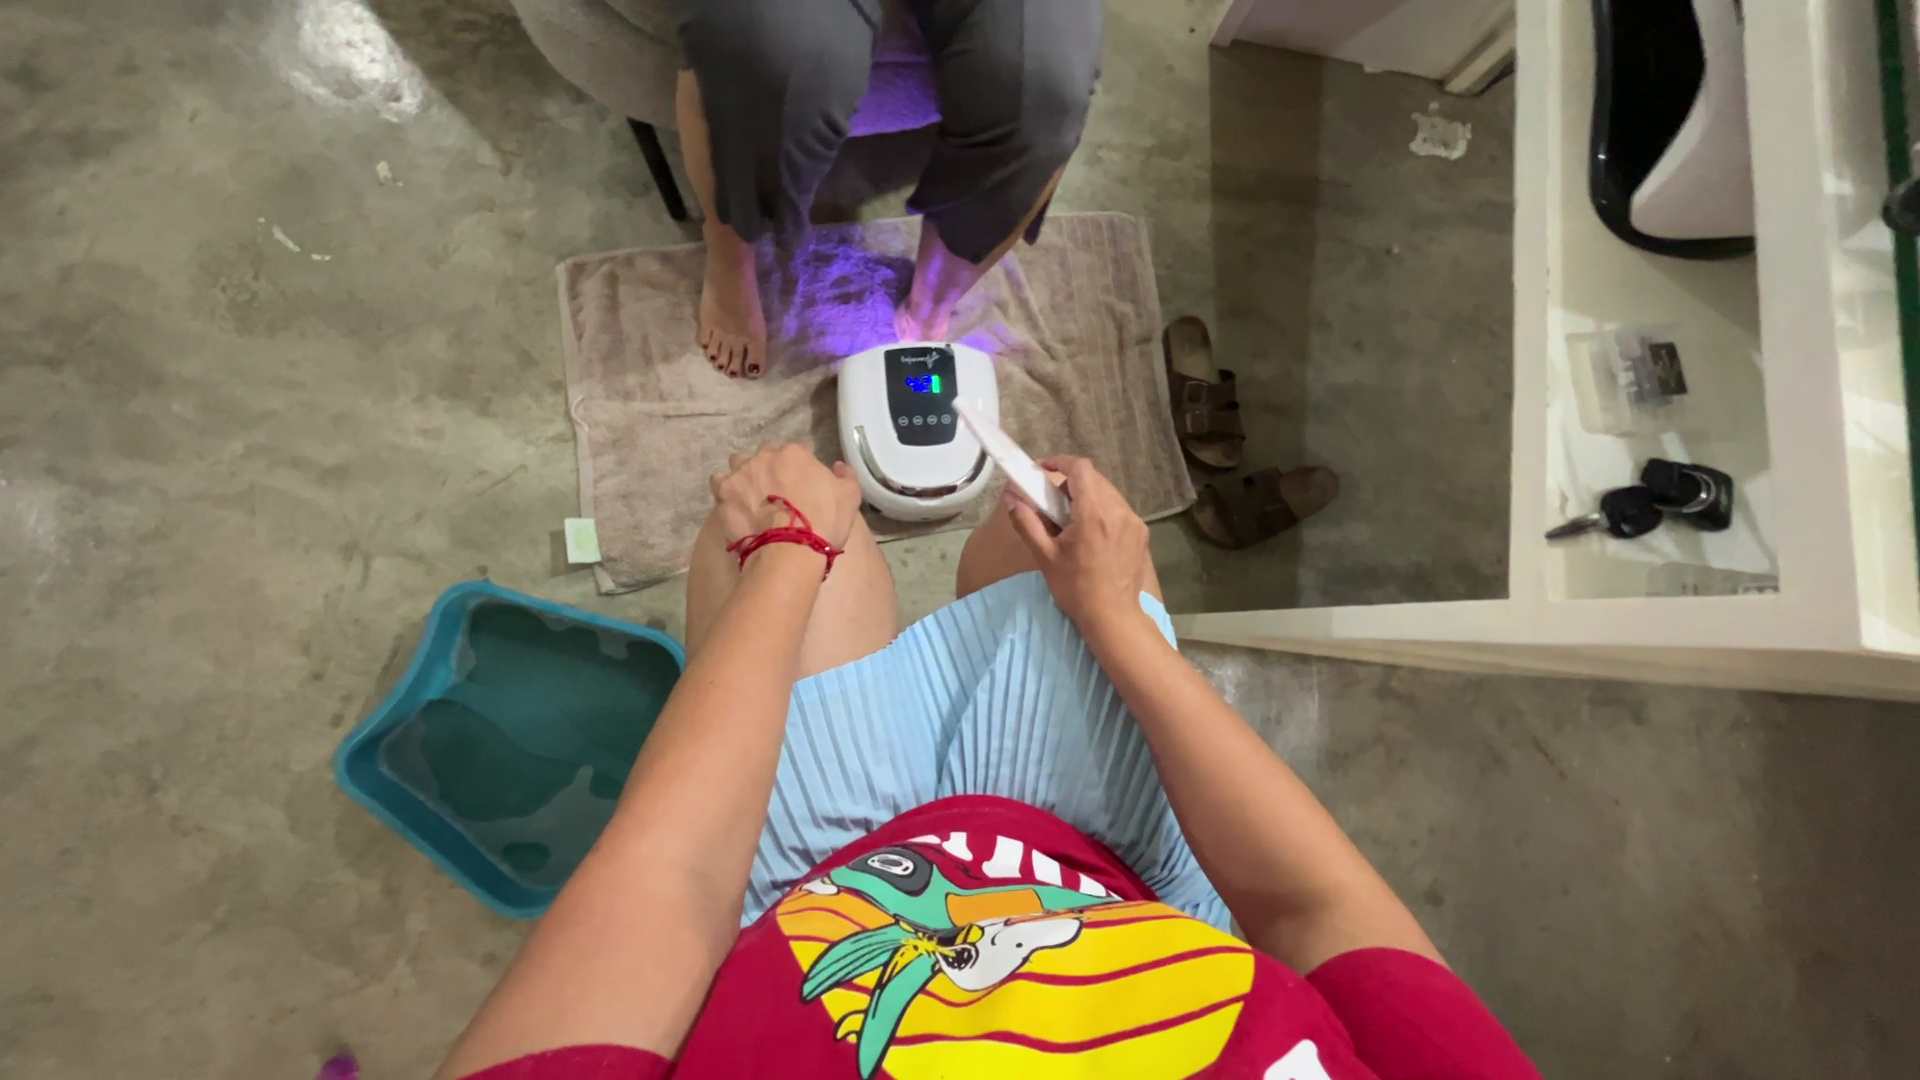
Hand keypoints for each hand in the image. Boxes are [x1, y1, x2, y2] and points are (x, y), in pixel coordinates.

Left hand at [710, 443, 862, 558]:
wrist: (789, 551)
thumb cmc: (824, 523)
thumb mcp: (850, 497)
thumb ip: (845, 476)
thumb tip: (838, 466)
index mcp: (795, 454)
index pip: (798, 452)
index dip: (801, 468)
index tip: (803, 485)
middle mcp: (765, 457)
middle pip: (766, 454)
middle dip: (771, 467)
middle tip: (778, 490)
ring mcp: (741, 474)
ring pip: (739, 463)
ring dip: (746, 473)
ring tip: (753, 493)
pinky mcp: (723, 493)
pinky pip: (719, 482)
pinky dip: (726, 489)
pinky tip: (735, 502)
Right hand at [1005, 456, 1152, 630]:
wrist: (1113, 617)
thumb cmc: (1076, 588)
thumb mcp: (1045, 556)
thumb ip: (1027, 522)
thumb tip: (1011, 497)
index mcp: (1093, 513)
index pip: (1080, 468)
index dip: (1060, 462)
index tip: (1043, 471)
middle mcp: (1118, 510)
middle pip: (1094, 479)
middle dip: (1071, 483)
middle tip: (1052, 501)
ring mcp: (1134, 521)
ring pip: (1108, 493)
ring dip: (1087, 496)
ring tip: (1071, 519)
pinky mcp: (1141, 532)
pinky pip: (1119, 509)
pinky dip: (1102, 510)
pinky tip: (1091, 533)